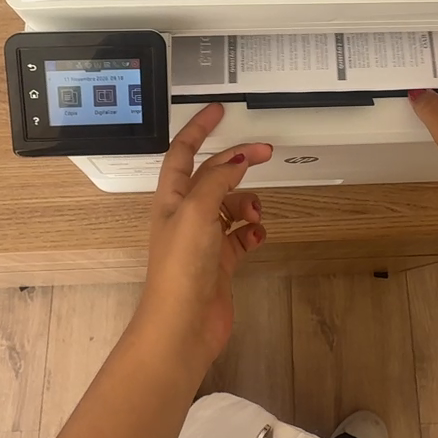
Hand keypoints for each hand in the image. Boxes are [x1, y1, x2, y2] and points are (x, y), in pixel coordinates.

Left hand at [130, 103, 270, 374]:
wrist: (182, 327)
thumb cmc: (182, 267)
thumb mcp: (197, 212)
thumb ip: (217, 180)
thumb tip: (237, 158)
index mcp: (171, 198)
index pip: (183, 152)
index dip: (198, 128)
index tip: (218, 110)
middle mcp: (185, 215)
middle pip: (212, 176)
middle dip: (237, 162)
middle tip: (266, 153)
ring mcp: (202, 240)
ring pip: (229, 205)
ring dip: (247, 201)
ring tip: (256, 212)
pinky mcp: (220, 263)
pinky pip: (240, 236)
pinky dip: (252, 231)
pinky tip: (258, 234)